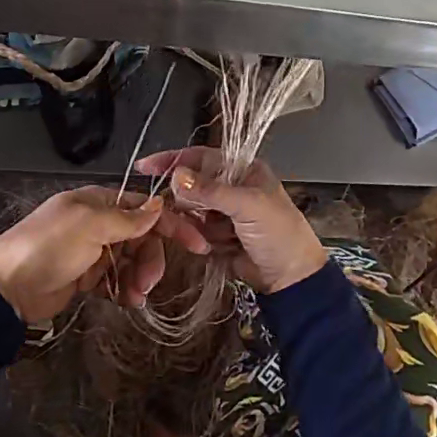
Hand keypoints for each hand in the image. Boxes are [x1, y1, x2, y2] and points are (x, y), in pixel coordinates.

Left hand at [0, 188, 208, 322]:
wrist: (9, 285)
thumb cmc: (49, 247)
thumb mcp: (90, 226)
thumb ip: (127, 217)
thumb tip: (160, 203)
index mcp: (97, 202)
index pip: (144, 207)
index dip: (172, 224)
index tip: (198, 245)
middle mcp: (96, 222)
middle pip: (141, 237)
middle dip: (151, 259)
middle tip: (148, 283)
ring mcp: (90, 250)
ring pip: (131, 260)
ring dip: (139, 278)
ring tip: (134, 297)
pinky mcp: (85, 275)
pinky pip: (116, 279)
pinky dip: (123, 289)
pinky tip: (124, 301)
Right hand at [136, 147, 326, 293]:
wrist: (292, 279)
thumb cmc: (280, 235)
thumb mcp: (249, 207)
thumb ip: (211, 191)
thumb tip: (177, 176)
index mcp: (242, 170)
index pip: (200, 157)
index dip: (173, 160)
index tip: (145, 166)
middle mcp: (229, 186)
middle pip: (189, 185)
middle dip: (185, 201)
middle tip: (190, 215)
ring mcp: (221, 211)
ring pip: (187, 209)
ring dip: (192, 223)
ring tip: (211, 236)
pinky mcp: (214, 233)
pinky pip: (191, 228)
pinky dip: (196, 237)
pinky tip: (209, 245)